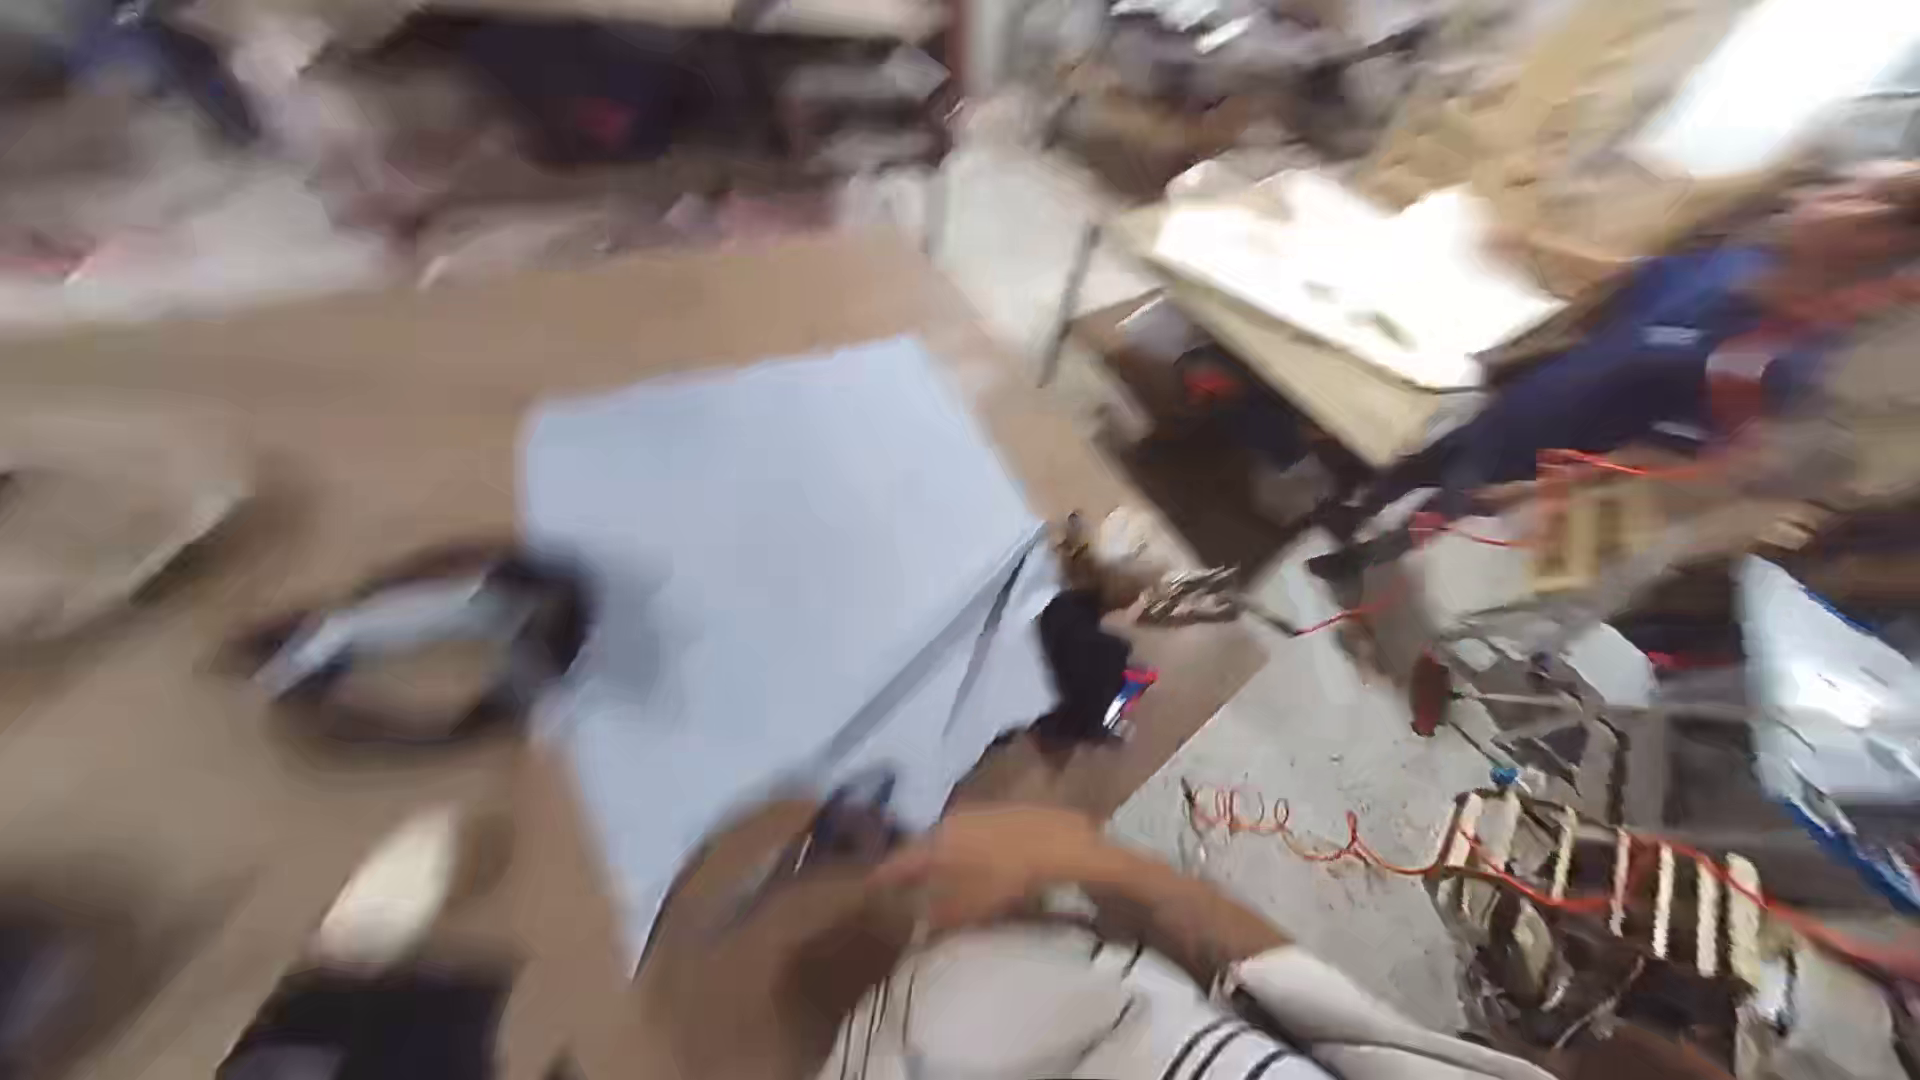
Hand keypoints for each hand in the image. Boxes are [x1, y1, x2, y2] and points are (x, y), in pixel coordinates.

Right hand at [869, 805, 1120, 929]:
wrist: (1058, 841)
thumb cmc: (1011, 877)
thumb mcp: (972, 906)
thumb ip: (941, 915)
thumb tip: (920, 923)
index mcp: (937, 841)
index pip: (900, 860)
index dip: (883, 874)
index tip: (869, 885)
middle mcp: (948, 820)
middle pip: (920, 844)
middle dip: (909, 863)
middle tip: (898, 881)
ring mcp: (971, 811)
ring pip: (942, 835)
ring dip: (934, 854)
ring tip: (929, 873)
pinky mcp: (992, 810)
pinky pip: (962, 830)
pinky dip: (955, 846)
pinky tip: (964, 859)